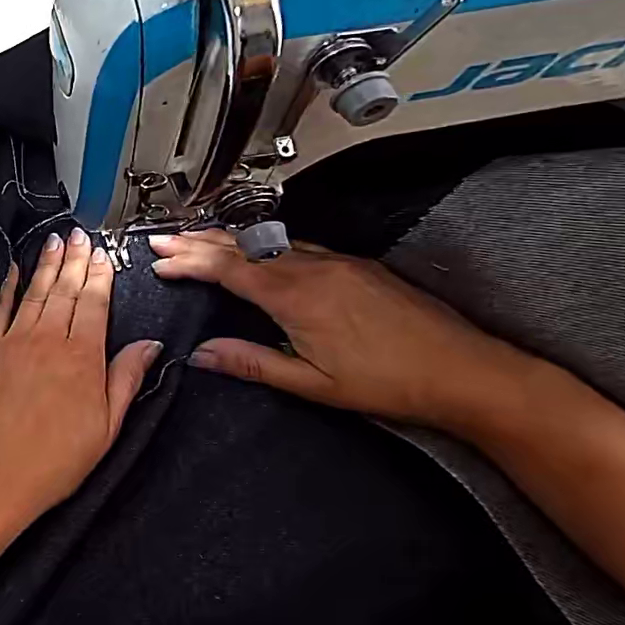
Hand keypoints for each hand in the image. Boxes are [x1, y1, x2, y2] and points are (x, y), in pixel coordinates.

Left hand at [0, 228, 162, 522]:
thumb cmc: (54, 459)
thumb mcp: (106, 426)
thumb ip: (127, 378)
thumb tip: (151, 346)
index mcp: (83, 356)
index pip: (95, 303)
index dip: (100, 276)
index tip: (103, 255)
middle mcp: (50, 338)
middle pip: (67, 289)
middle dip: (75, 259)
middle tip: (80, 234)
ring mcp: (17, 341)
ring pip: (37, 291)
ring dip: (47, 264)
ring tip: (55, 240)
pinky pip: (1, 309)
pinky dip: (8, 287)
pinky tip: (14, 270)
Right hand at [148, 230, 548, 436]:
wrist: (461, 368)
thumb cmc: (392, 381)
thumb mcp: (314, 385)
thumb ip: (254, 363)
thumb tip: (206, 355)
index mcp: (296, 296)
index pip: (227, 269)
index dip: (189, 262)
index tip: (162, 259)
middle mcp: (312, 268)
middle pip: (242, 246)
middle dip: (198, 241)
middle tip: (166, 238)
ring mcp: (335, 261)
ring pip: (268, 241)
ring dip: (229, 240)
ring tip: (200, 239)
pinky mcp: (354, 264)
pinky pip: (297, 244)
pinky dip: (265, 244)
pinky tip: (259, 250)